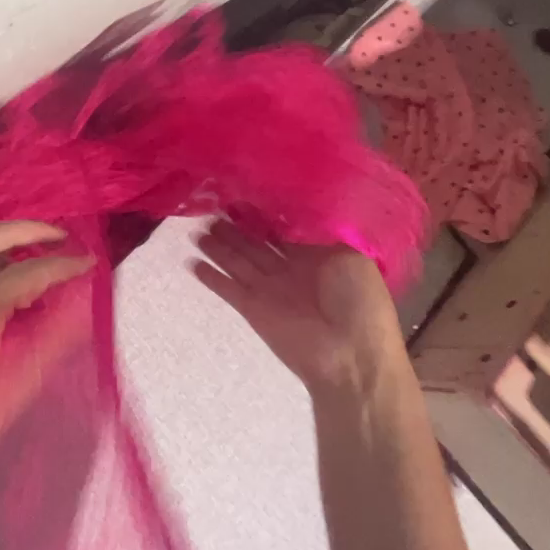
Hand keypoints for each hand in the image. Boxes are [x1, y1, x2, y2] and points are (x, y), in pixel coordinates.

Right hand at [190, 218, 404, 397]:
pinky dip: (210, 277)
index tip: (242, 191)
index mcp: (317, 256)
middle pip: (255, 243)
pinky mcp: (252, 309)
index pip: (283, 228)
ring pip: (237, 261)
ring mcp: (270, 290)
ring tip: (196, 229)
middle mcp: (291, 270)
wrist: (352, 358)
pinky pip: (227, 289)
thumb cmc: (359, 301)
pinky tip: (191, 262)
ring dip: (218, 247)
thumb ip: (315, 232)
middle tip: (211, 206)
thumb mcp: (350, 255)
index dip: (263, 211)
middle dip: (235, 226)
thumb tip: (286, 211)